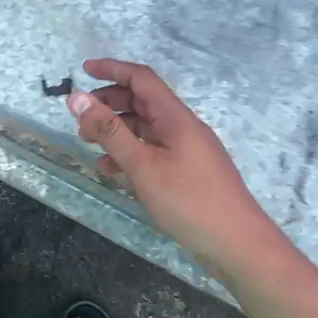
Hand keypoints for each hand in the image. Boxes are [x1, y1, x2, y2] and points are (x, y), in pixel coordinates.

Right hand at [67, 59, 280, 277]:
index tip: (83, 70)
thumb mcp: (142, 165)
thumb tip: (77, 98)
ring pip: (145, 127)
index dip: (112, 69)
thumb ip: (109, 130)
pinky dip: (130, 153)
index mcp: (176, 118)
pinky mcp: (189, 172)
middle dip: (108, 103)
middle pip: (142, 101)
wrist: (241, 248)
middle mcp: (183, 128)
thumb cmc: (190, 202)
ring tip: (90, 146)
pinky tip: (113, 171)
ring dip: (116, 130)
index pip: (141, 78)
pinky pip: (153, 150)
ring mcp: (188, 150)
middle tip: (81, 120)